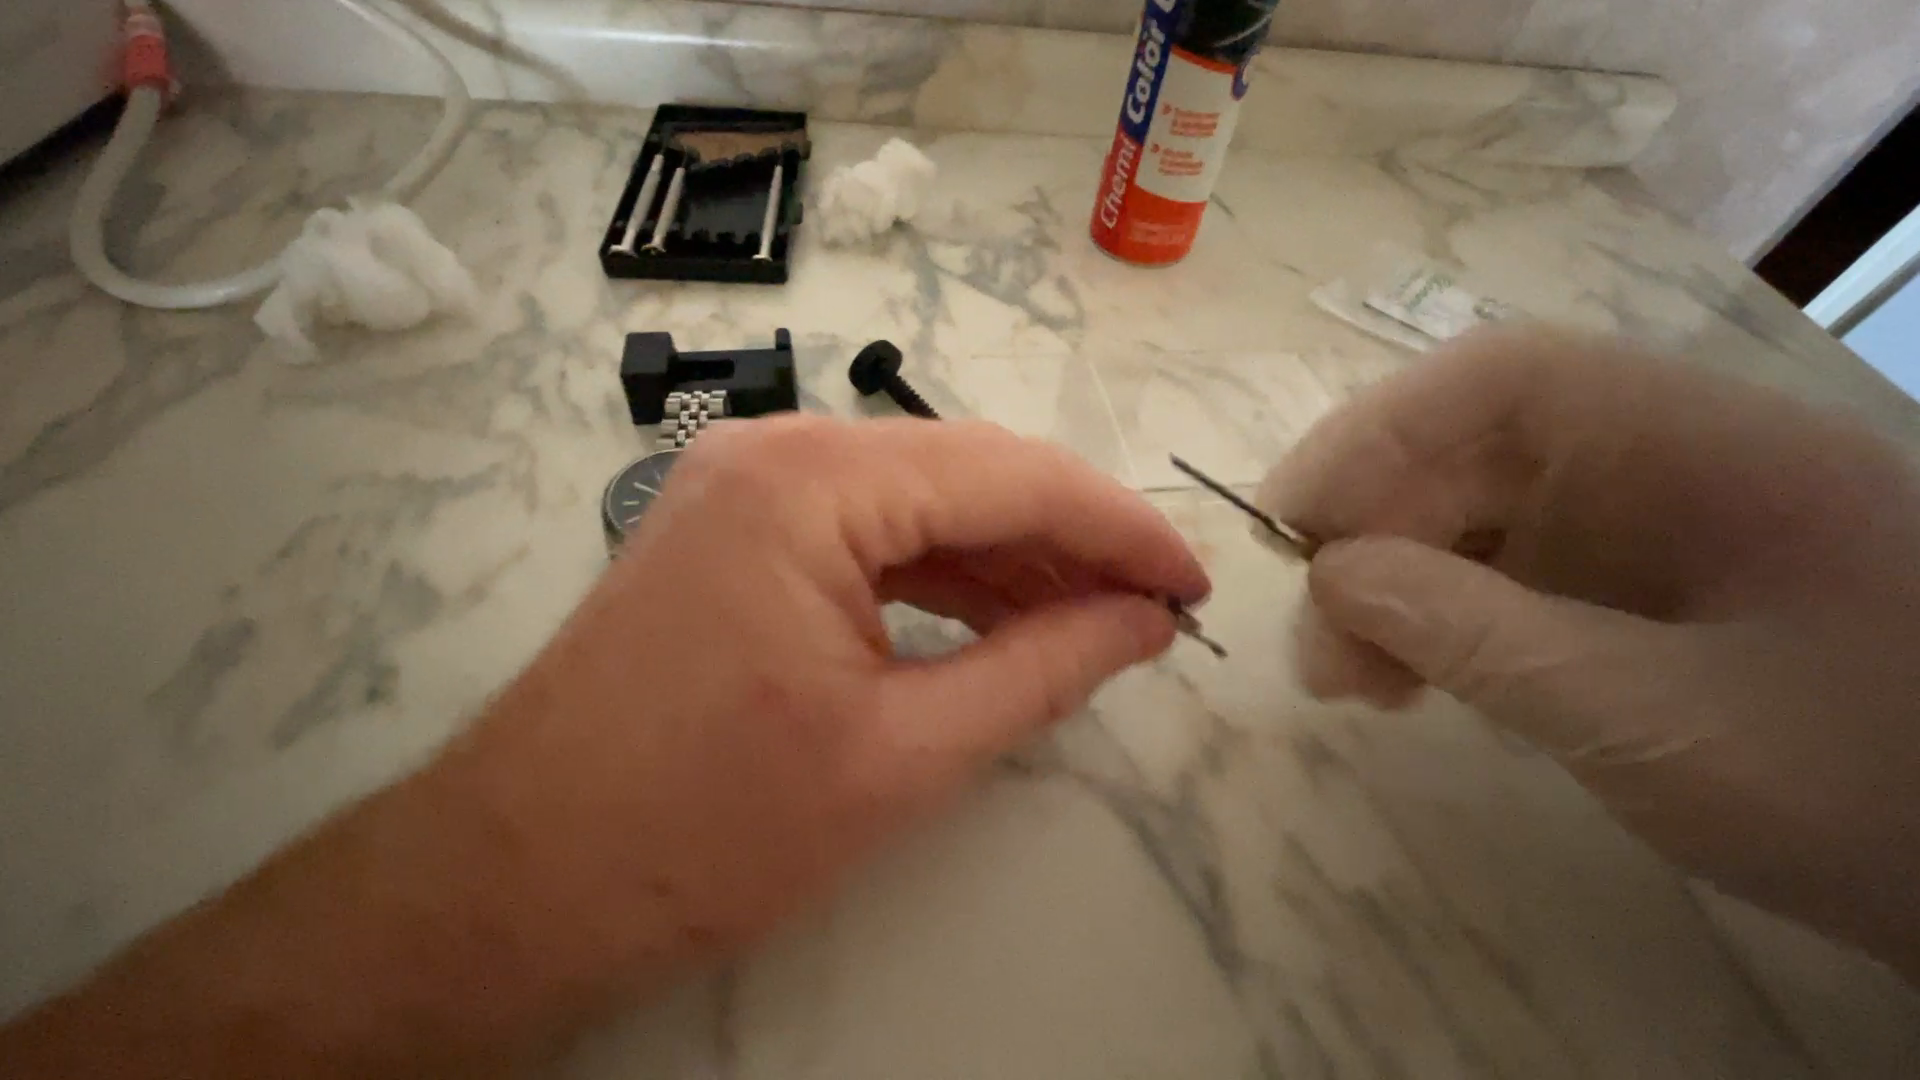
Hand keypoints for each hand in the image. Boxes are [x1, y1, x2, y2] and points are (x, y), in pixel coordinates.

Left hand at [460, 414, 1209, 972]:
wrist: (520, 879)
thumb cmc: (708, 830)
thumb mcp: (906, 755)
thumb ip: (1044, 669)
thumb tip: (1143, 621)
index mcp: (812, 483)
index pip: (1011, 475)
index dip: (1120, 528)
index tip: (1192, 582)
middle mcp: (778, 451)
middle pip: (968, 472)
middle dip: (1072, 539)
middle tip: (1153, 606)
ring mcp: (749, 485)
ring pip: (921, 500)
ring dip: (1011, 556)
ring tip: (1094, 618)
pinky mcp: (739, 530)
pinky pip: (870, 532)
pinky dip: (944, 572)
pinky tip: (1001, 615)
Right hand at [1257, 327, 1919, 973]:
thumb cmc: (1875, 790)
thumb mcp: (1653, 716)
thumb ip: (1475, 636)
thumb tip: (1328, 574)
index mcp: (1694, 444)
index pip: (1495, 383)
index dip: (1371, 434)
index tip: (1289, 521)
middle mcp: (1652, 467)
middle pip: (1460, 463)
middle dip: (1367, 545)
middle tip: (1314, 650)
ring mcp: (1632, 535)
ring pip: (1461, 527)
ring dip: (1384, 593)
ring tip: (1347, 684)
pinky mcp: (1616, 597)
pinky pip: (1488, 584)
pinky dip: (1427, 626)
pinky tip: (1403, 685)